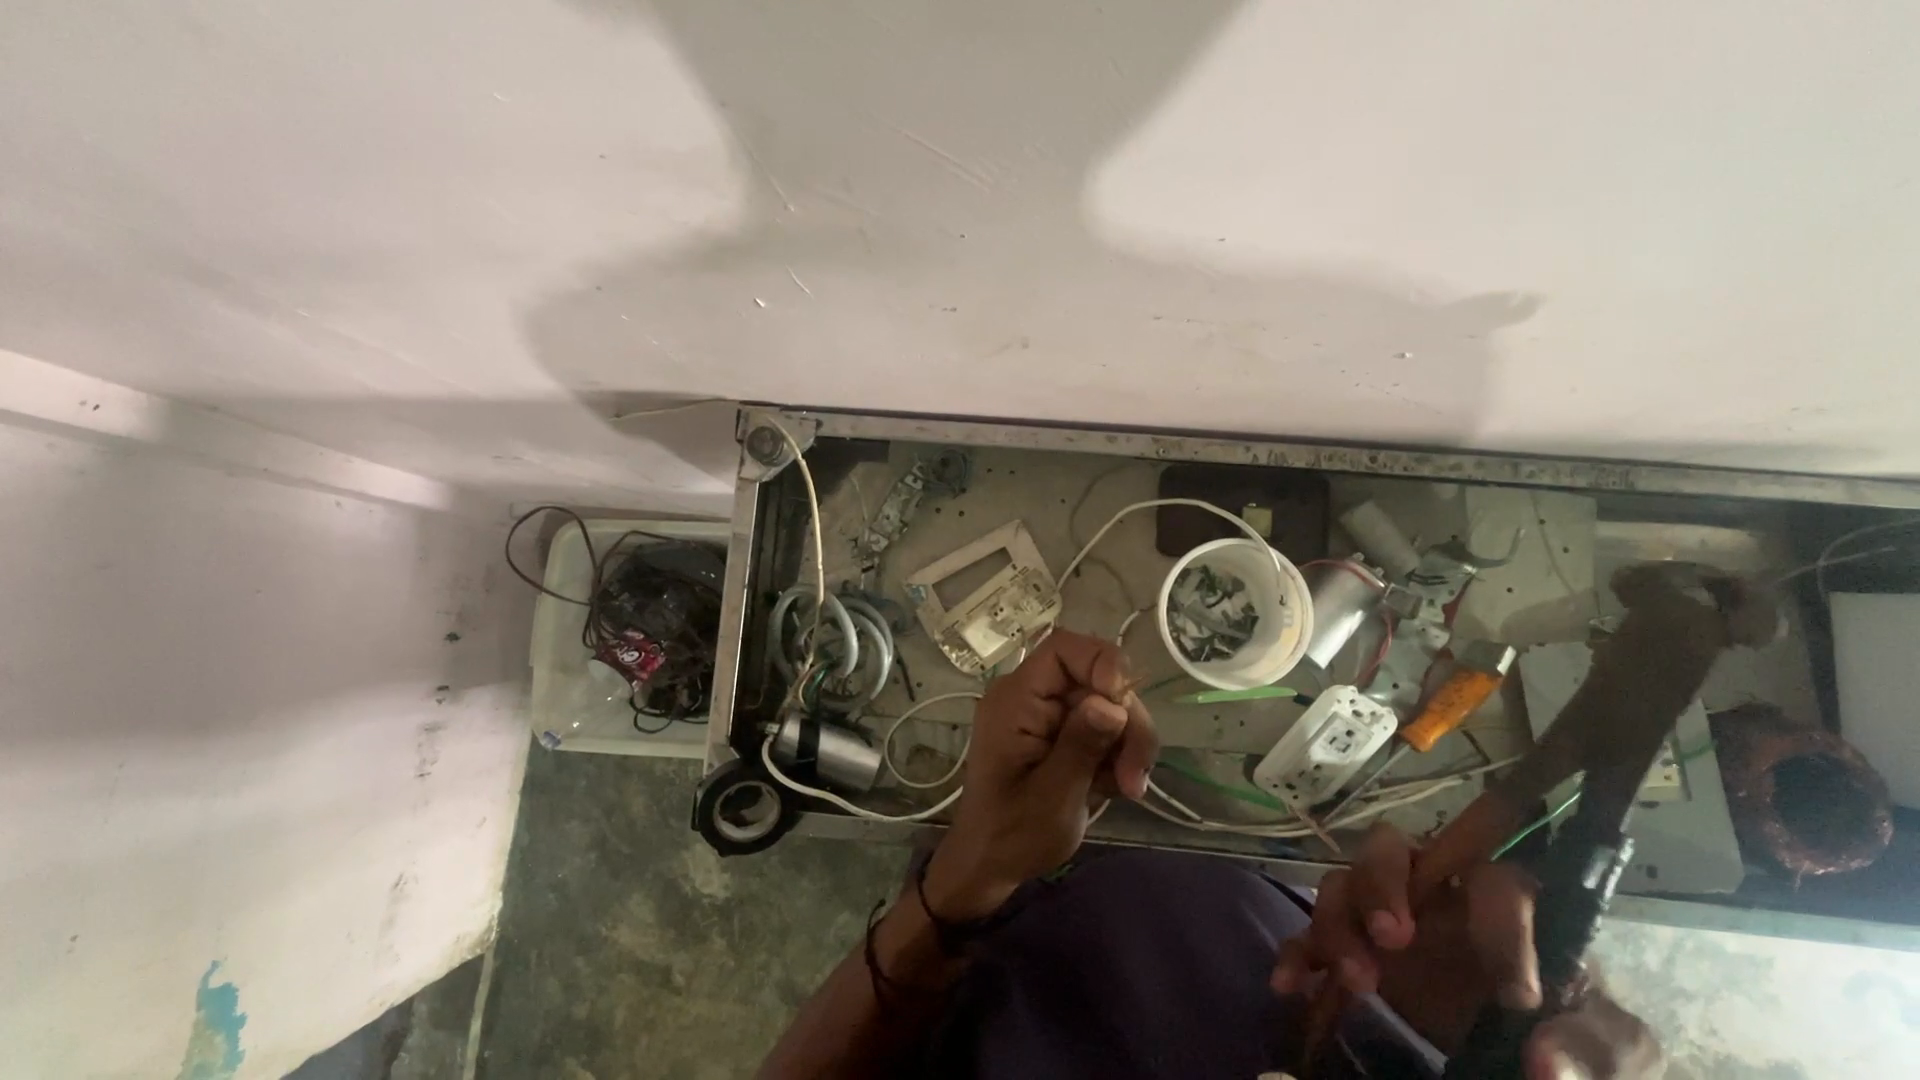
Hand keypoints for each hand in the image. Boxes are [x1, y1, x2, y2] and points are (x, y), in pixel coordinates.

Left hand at [922, 630, 1157, 919]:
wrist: (990, 866)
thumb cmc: (1012, 835)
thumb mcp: (1053, 796)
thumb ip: (1081, 746)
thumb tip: (1110, 703)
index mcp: (1015, 700)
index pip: (1063, 649)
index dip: (1102, 663)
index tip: (1122, 706)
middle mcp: (1030, 697)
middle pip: (1098, 679)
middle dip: (1127, 722)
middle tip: (1134, 777)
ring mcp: (1046, 715)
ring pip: (1110, 704)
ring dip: (1129, 744)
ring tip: (1127, 789)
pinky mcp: (1060, 733)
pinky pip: (1104, 726)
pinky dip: (1118, 754)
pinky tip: (1112, 787)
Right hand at [1272, 824, 1661, 1079]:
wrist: (1513, 1046)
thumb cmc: (1566, 1027)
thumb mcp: (1606, 1042)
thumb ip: (1591, 1047)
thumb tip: (1541, 1066)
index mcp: (1500, 901)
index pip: (1495, 884)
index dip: (1502, 930)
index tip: (1516, 1001)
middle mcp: (1434, 891)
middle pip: (1391, 849)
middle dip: (1383, 885)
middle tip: (1393, 939)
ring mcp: (1385, 916)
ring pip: (1342, 884)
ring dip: (1339, 924)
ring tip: (1357, 983)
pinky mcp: (1354, 951)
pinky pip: (1308, 933)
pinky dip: (1296, 952)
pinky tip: (1289, 985)